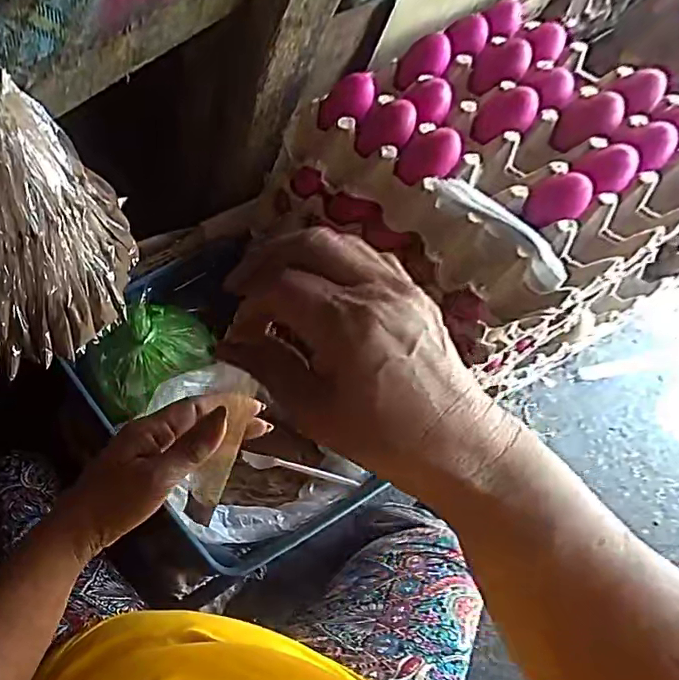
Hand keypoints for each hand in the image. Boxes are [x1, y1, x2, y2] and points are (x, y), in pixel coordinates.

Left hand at [45, 395, 267, 558]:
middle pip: (192, 419)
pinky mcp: (137, 469)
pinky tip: (208, 457)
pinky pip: (175, 450)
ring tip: (245, 437)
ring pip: (185, 434)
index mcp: (149, 429)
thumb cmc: (116, 504)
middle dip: (227, 418)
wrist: (78, 528)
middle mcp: (144, 434)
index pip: (195, 408)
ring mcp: (139, 451)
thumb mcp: (158, 477)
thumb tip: (224, 414)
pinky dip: (198, 449)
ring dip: (215, 434)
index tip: (260, 407)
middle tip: (263, 425)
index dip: (228, 404)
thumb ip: (191, 448)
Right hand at [217, 226, 525, 496]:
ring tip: (270, 280)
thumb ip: (268, 366)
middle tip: (239, 287)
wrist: (448, 438)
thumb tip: (230, 346)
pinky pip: (365, 255)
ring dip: (296, 253)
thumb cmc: (376, 434)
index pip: (279, 286)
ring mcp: (399, 285)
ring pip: (339, 241)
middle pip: (308, 243)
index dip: (248, 306)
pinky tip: (314, 286)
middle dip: (264, 260)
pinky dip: (331, 260)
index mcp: (345, 323)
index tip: (236, 334)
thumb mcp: (309, 408)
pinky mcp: (412, 291)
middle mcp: (374, 291)